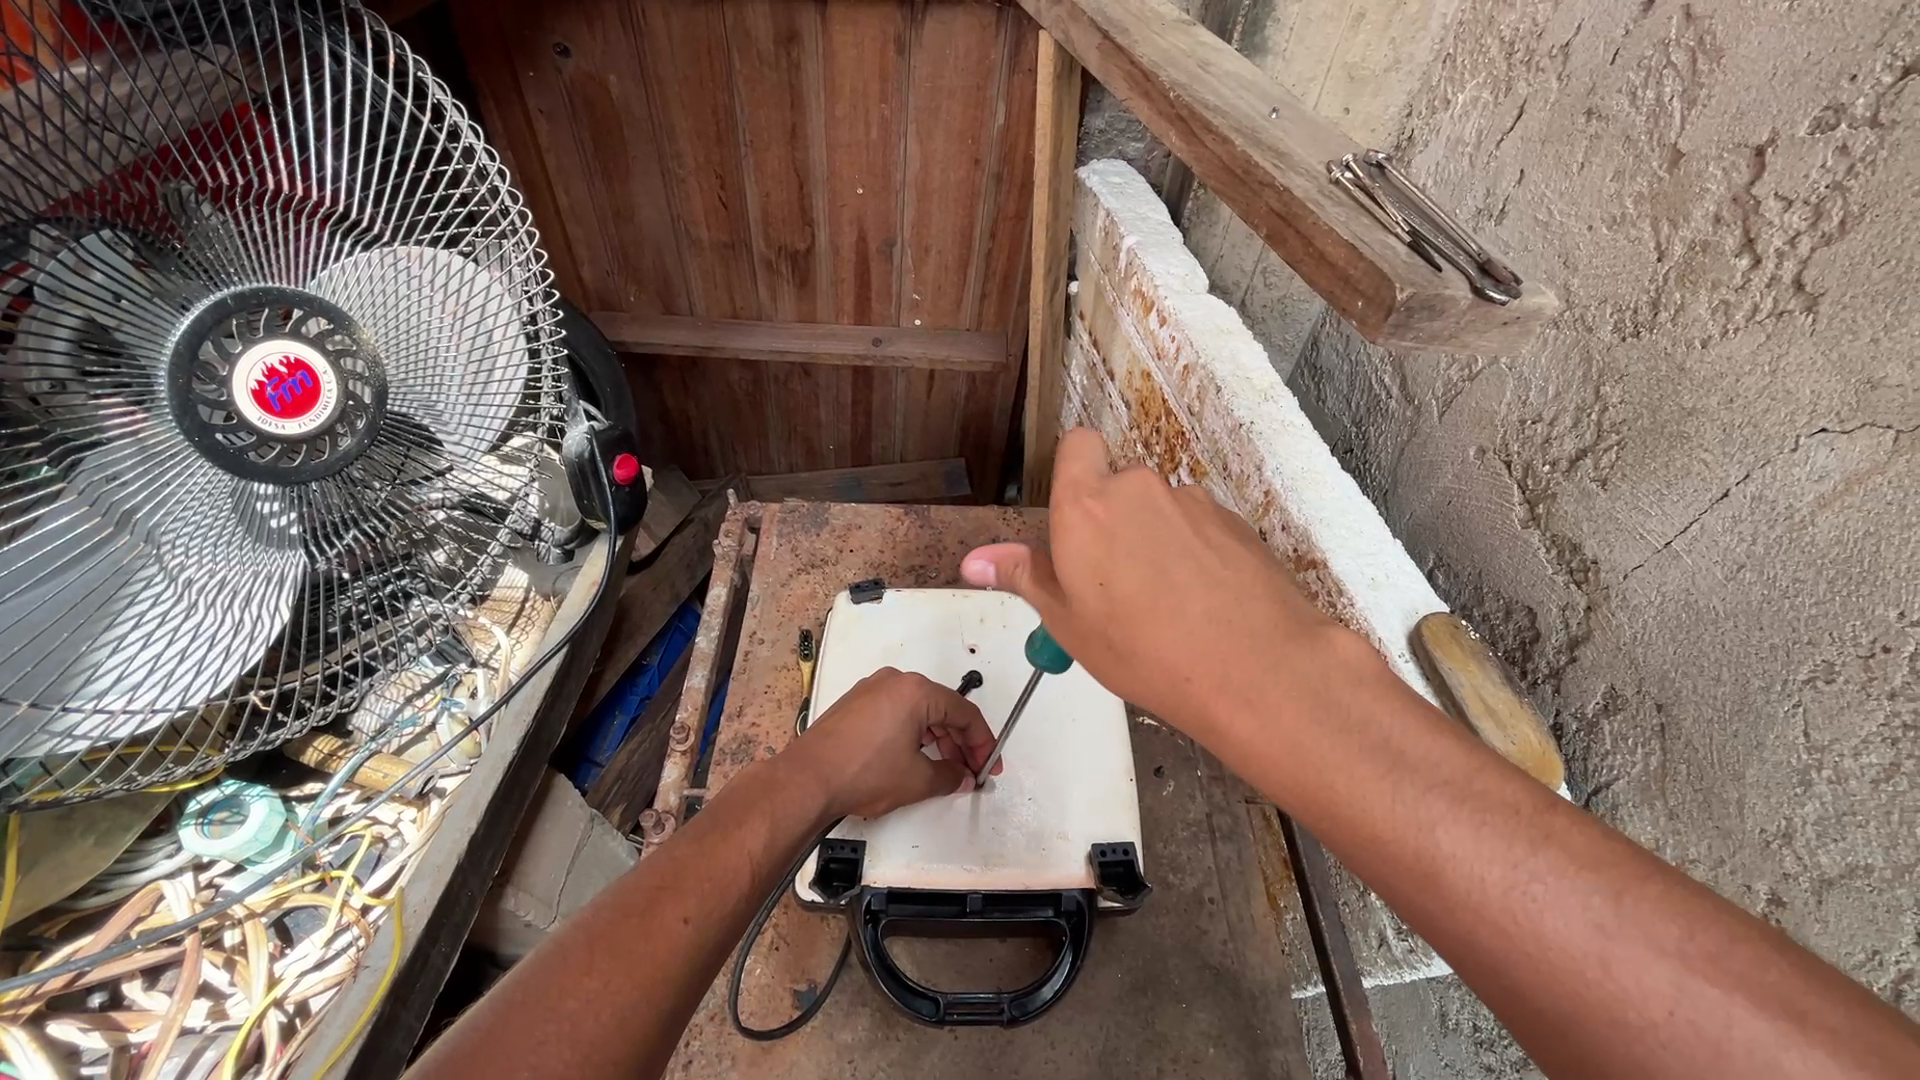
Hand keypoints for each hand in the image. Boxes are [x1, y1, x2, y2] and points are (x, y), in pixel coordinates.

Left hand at [784, 667, 1000, 819]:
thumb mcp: (917, 780)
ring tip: (944, 769)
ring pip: (919, 710)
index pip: (964, 713)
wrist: (808, 780)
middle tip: (970, 770)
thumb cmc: (862, 773)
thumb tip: (963, 777)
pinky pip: (896, 712)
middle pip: (942, 708)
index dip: (983, 742)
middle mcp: (895, 681)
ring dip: (937, 738)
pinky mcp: (856, 704)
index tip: (990, 765)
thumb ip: (950, 776)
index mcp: (916, 691)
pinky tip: (915, 757)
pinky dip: (913, 733)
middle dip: (960, 742)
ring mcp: (872, 689)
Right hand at [960, 429, 1366, 740]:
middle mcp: (1139, 488)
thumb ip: (1023, 575)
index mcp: (1087, 505)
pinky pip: (1198, 528)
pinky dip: (1193, 553)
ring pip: (1160, 510)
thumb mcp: (1067, 621)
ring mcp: (1193, 502)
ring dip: (1153, 540)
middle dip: (1112, 522)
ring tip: (1162, 604)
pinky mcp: (1235, 522)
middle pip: (1117, 486)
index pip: (1077, 445)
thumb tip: (974, 559)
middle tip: (1111, 584)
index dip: (1074, 473)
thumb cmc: (1144, 650)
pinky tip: (1200, 602)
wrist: (1254, 668)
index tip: (1074, 520)